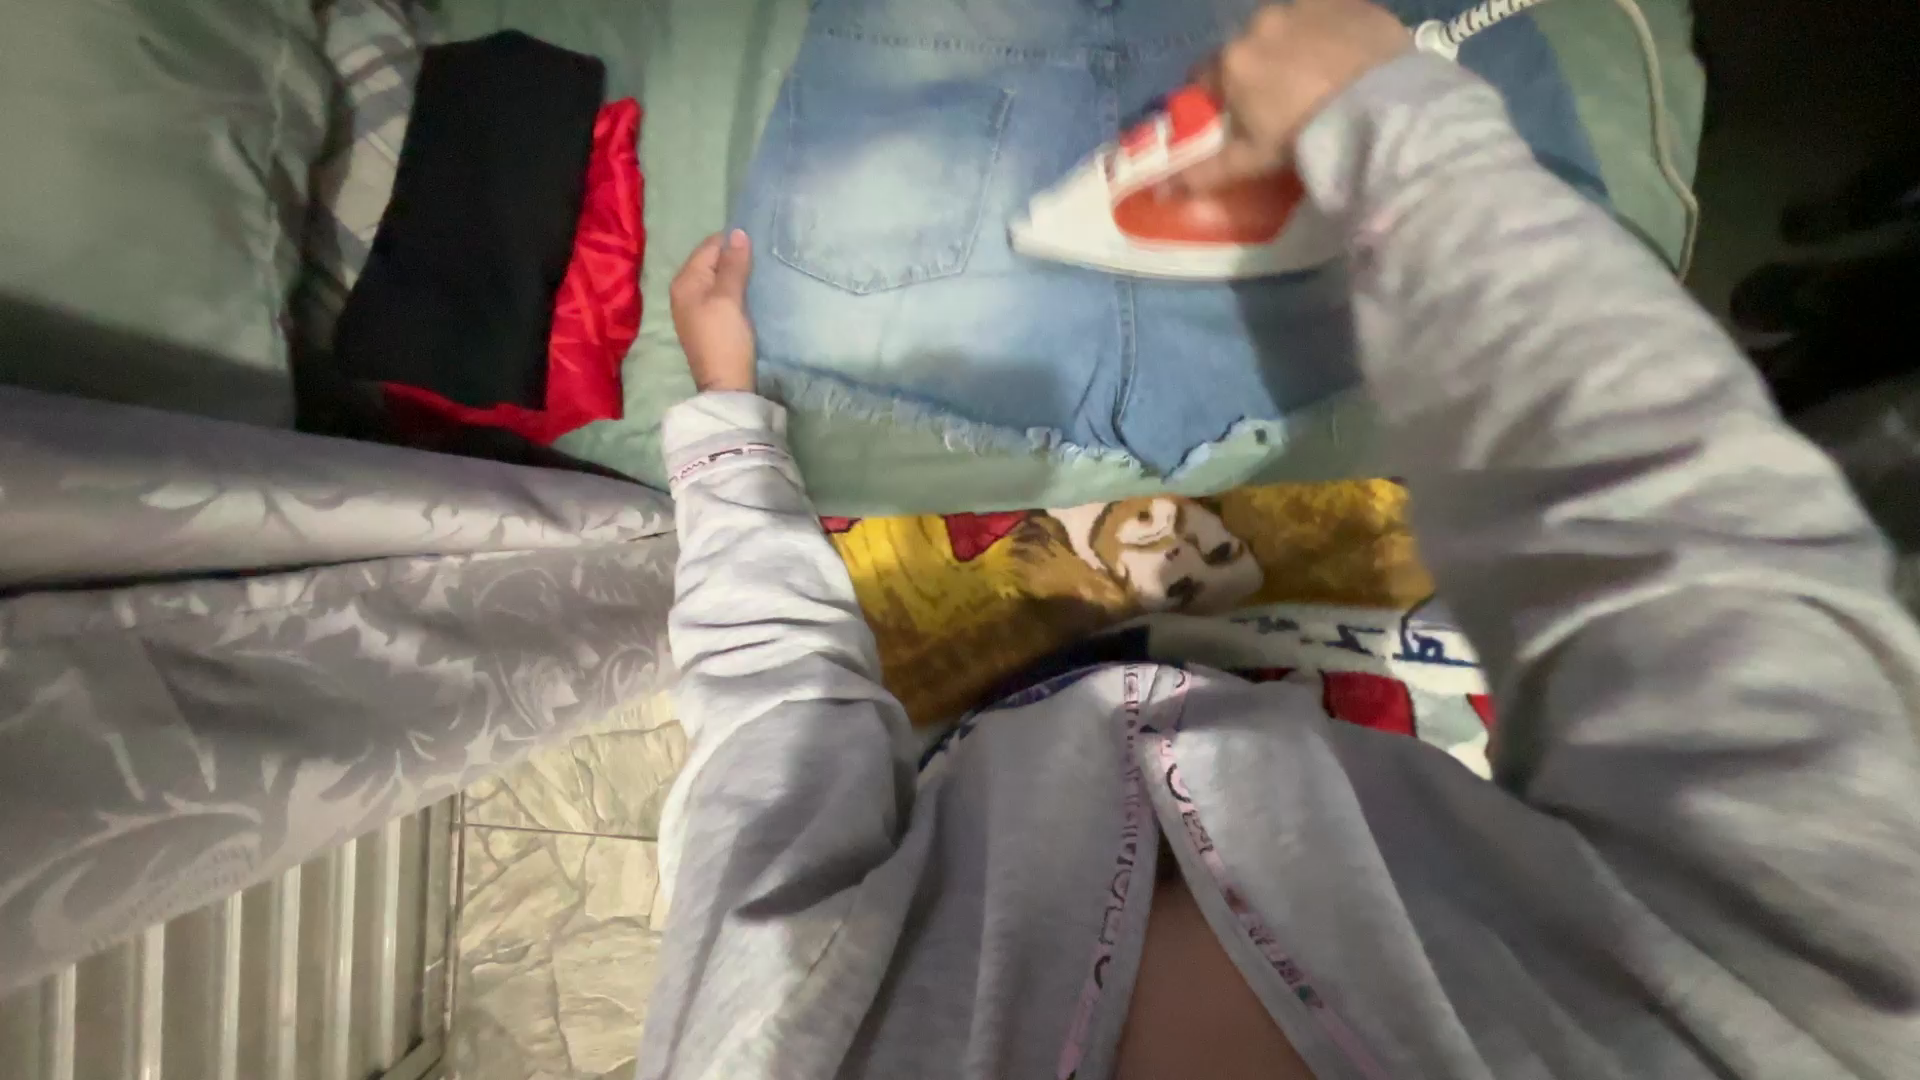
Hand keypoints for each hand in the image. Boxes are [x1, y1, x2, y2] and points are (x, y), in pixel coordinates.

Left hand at [670, 229, 756, 392]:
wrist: (726, 385)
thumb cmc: (725, 338)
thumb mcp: (729, 299)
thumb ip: (733, 265)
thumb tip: (738, 233)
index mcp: (685, 281)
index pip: (709, 247)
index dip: (732, 244)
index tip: (757, 248)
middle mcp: (684, 291)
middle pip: (711, 263)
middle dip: (733, 259)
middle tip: (760, 263)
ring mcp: (694, 309)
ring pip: (716, 280)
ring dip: (735, 277)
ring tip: (757, 278)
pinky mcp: (707, 324)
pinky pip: (719, 297)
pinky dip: (733, 292)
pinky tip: (747, 297)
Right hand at [1174, 0, 1411, 193]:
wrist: (1375, 109)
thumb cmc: (1299, 136)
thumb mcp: (1246, 161)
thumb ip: (1200, 172)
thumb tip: (1160, 191)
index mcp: (1232, 60)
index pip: (1204, 77)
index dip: (1213, 100)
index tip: (1230, 119)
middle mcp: (1263, 21)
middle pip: (1246, 49)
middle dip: (1253, 72)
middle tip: (1274, 106)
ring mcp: (1307, 5)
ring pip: (1286, 29)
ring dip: (1290, 49)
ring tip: (1311, 82)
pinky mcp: (1349, 1)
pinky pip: (1326, 17)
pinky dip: (1326, 36)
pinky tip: (1339, 63)